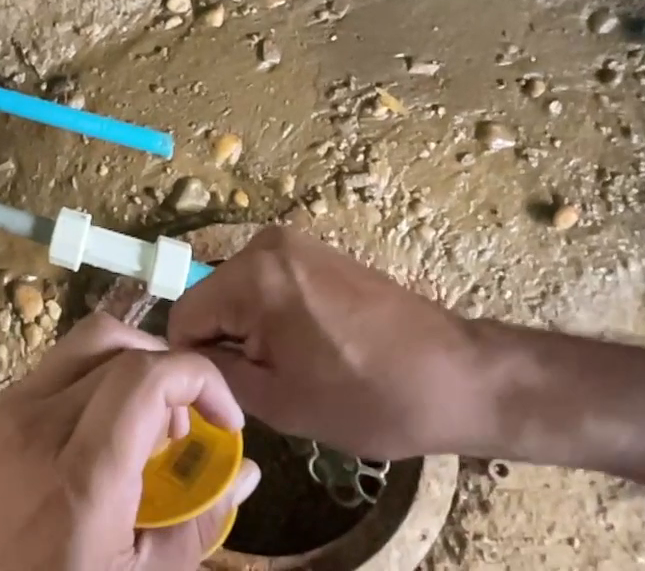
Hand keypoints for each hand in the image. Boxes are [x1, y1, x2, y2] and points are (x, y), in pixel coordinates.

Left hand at [0, 313, 260, 570]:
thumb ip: (195, 521)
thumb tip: (244, 472)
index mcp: (80, 473)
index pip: (145, 375)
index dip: (200, 379)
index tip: (227, 422)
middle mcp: (39, 421)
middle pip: (116, 342)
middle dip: (168, 369)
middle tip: (188, 426)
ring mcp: (9, 410)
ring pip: (83, 342)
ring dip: (131, 364)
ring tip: (150, 427)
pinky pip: (57, 366)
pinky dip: (96, 377)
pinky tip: (107, 432)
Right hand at [167, 227, 491, 459]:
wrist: (461, 377)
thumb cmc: (369, 396)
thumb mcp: (279, 402)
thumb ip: (216, 373)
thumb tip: (185, 358)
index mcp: (252, 275)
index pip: (183, 314)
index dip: (196, 358)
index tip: (228, 389)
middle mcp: (265, 244)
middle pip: (211, 298)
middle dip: (227, 341)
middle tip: (269, 381)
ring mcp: (293, 242)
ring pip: (237, 293)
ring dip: (251, 330)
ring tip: (296, 365)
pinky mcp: (315, 250)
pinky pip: (267, 284)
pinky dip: (274, 316)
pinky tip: (312, 345)